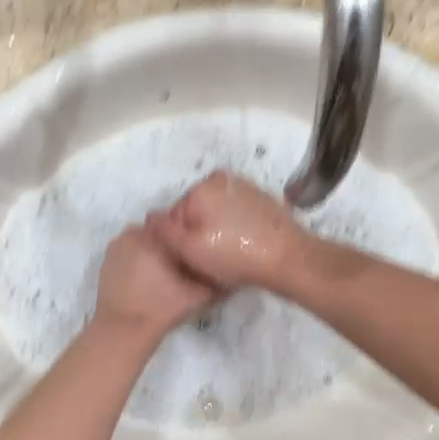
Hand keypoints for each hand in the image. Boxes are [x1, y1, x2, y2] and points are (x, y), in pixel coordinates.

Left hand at [93, 224, 216, 340]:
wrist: (124, 329)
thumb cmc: (162, 306)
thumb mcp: (198, 294)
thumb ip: (215, 279)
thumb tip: (229, 274)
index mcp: (155, 234)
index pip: (174, 223)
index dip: (184, 236)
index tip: (191, 252)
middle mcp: (133, 233)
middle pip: (156, 232)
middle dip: (166, 244)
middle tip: (178, 266)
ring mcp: (115, 248)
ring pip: (140, 243)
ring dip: (149, 252)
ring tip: (160, 275)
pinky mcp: (105, 263)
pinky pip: (126, 255)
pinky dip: (134, 263)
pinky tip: (143, 282)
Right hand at [146, 169, 306, 289]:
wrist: (288, 259)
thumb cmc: (235, 255)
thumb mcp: (190, 249)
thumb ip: (164, 231)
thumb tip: (150, 216)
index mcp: (201, 187)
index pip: (176, 217)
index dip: (181, 241)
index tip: (196, 258)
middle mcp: (222, 180)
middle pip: (197, 213)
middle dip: (200, 234)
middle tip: (213, 260)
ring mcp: (246, 187)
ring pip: (218, 214)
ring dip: (219, 232)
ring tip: (231, 255)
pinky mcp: (263, 200)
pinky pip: (237, 215)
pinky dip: (237, 229)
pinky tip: (245, 248)